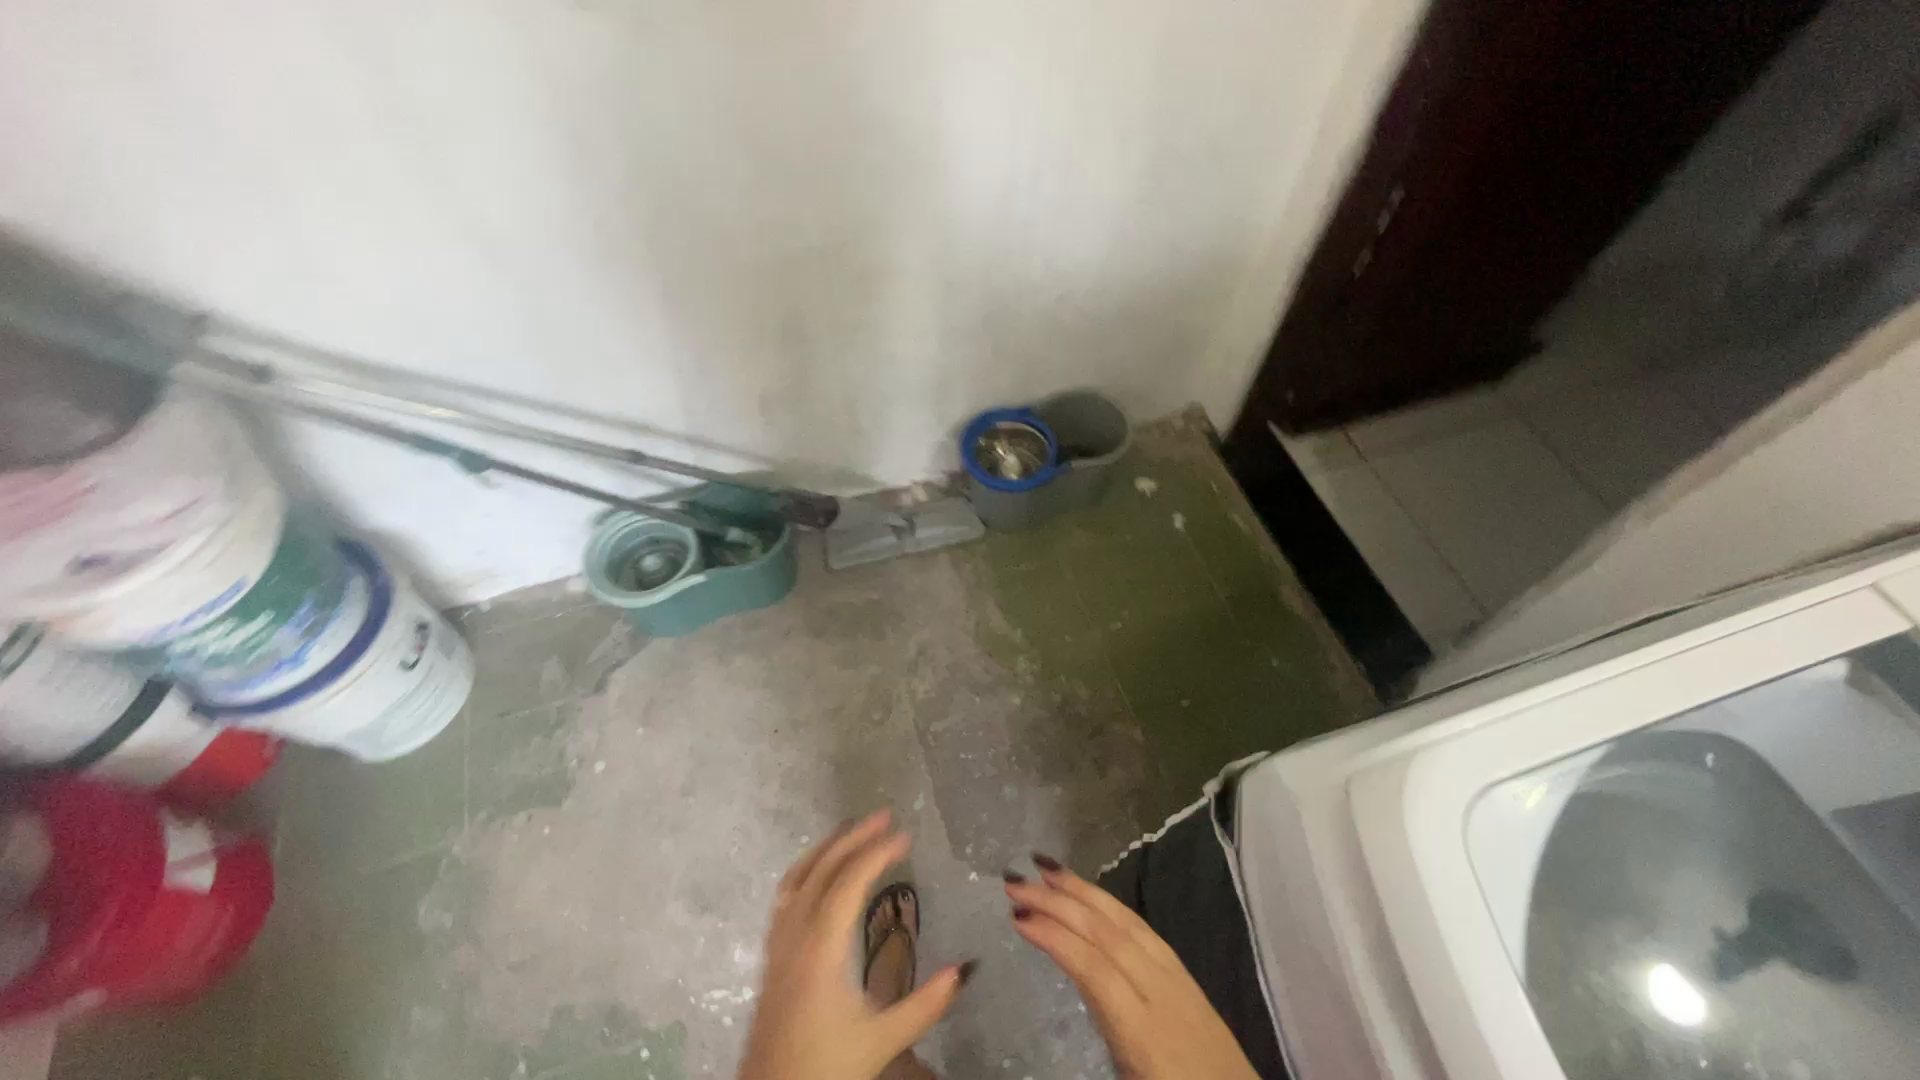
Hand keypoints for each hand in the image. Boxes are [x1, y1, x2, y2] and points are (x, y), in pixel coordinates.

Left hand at [738, 810, 972, 1079]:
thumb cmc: (826, 1065)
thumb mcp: (883, 1040)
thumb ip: (925, 1004)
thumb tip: (963, 968)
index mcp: (822, 948)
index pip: (849, 883)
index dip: (877, 853)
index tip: (905, 835)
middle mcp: (795, 934)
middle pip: (822, 869)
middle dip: (853, 837)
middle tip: (885, 816)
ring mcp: (778, 942)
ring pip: (798, 877)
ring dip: (828, 847)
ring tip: (854, 830)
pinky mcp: (771, 954)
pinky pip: (786, 895)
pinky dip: (807, 869)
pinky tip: (820, 872)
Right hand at [1005, 855, 1260, 1079]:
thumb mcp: (1129, 1077)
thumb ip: (1102, 1033)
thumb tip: (1071, 983)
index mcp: (1142, 1031)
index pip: (1095, 970)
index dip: (1056, 939)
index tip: (1017, 917)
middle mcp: (1161, 991)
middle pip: (1107, 934)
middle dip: (1059, 902)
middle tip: (1015, 882)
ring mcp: (1175, 975)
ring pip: (1125, 921)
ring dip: (1083, 891)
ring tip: (1046, 869)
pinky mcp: (1182, 970)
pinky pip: (1142, 928)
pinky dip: (1109, 904)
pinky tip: (1089, 896)